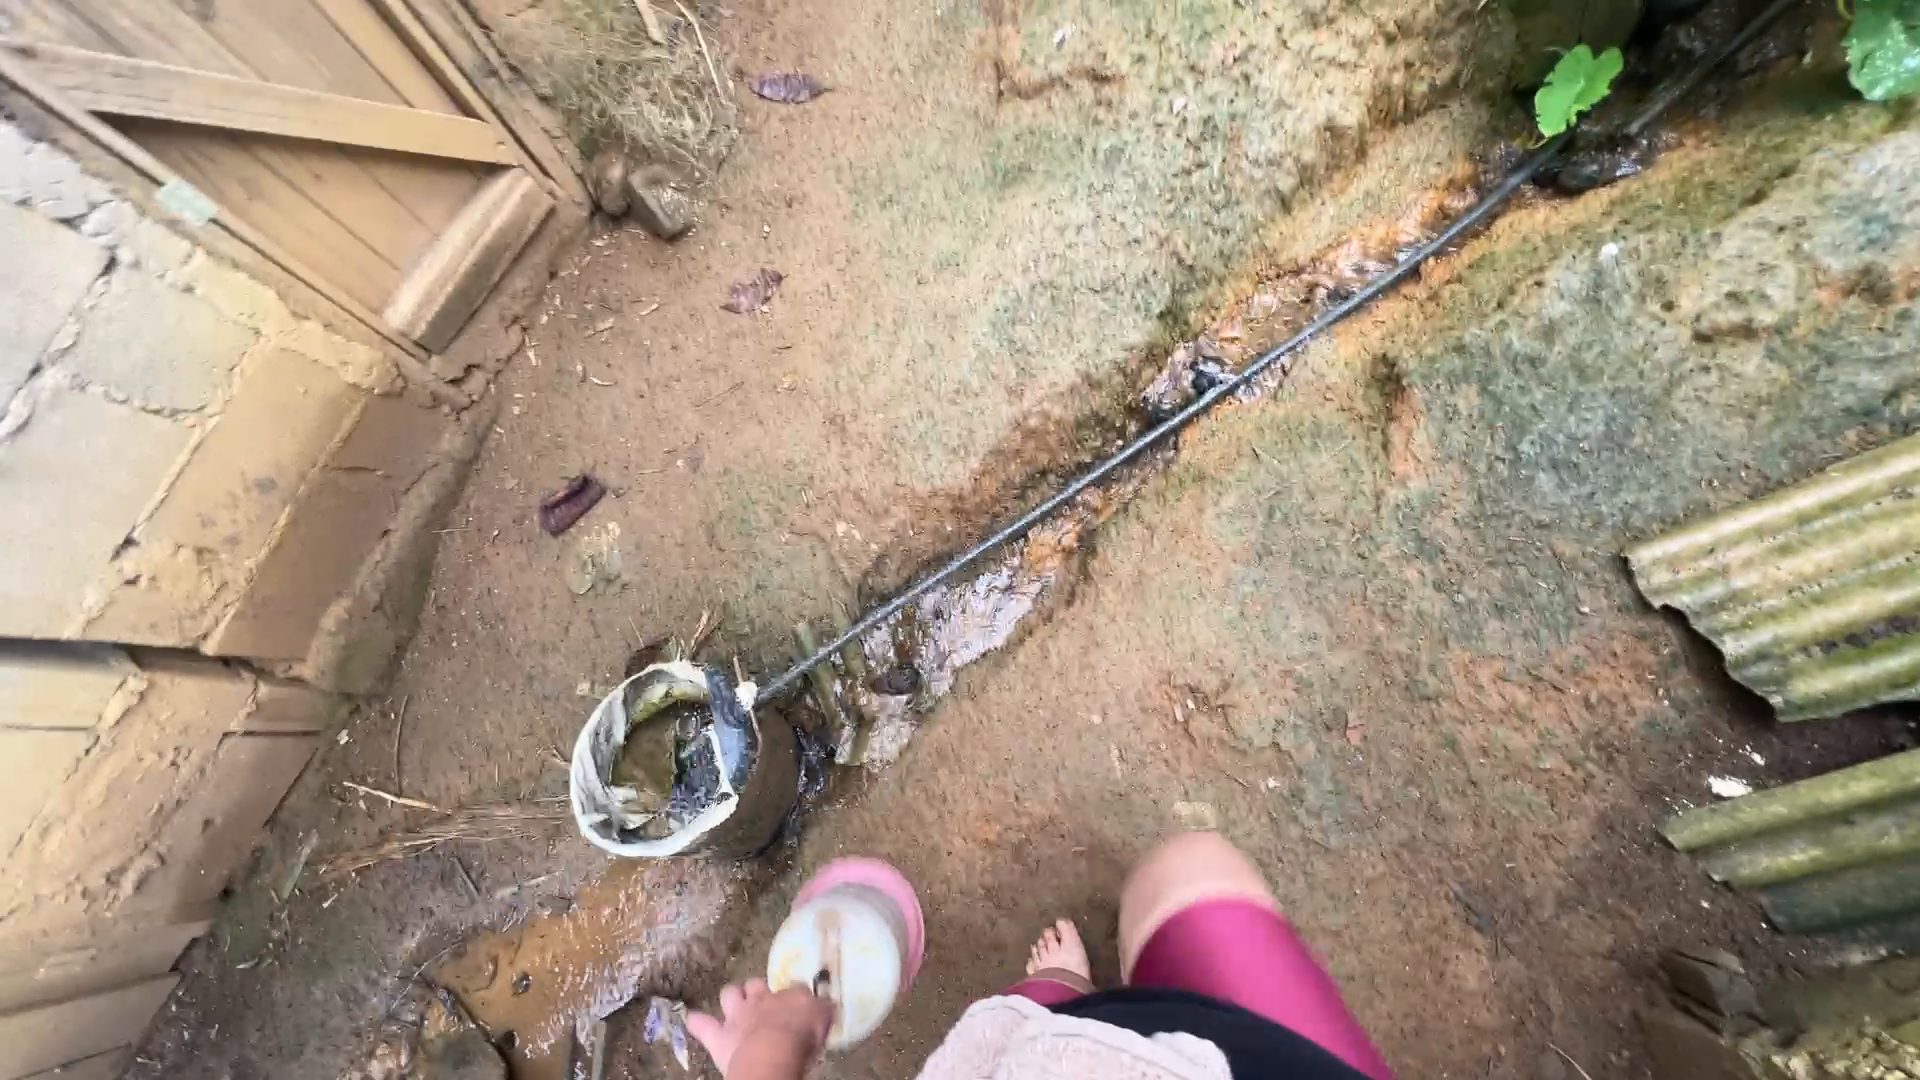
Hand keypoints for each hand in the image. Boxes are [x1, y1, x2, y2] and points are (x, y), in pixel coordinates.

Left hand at [687, 979, 834, 1079]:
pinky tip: (692, 1019)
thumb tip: (828, 1005)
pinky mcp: (719, 1036)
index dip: (791, 995)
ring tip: (733, 1006)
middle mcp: (761, 998)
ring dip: (731, 1000)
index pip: (790, 988)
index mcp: (787, 995)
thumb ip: (823, 1010)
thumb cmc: (801, 1038)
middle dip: (756, 990)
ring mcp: (738, 1015)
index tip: (796, 1004)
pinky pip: (702, 1025)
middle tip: (761, 1002)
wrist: (772, 1053)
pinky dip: (697, 1022)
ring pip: (730, 994)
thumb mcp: (823, 1020)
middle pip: (755, 985)